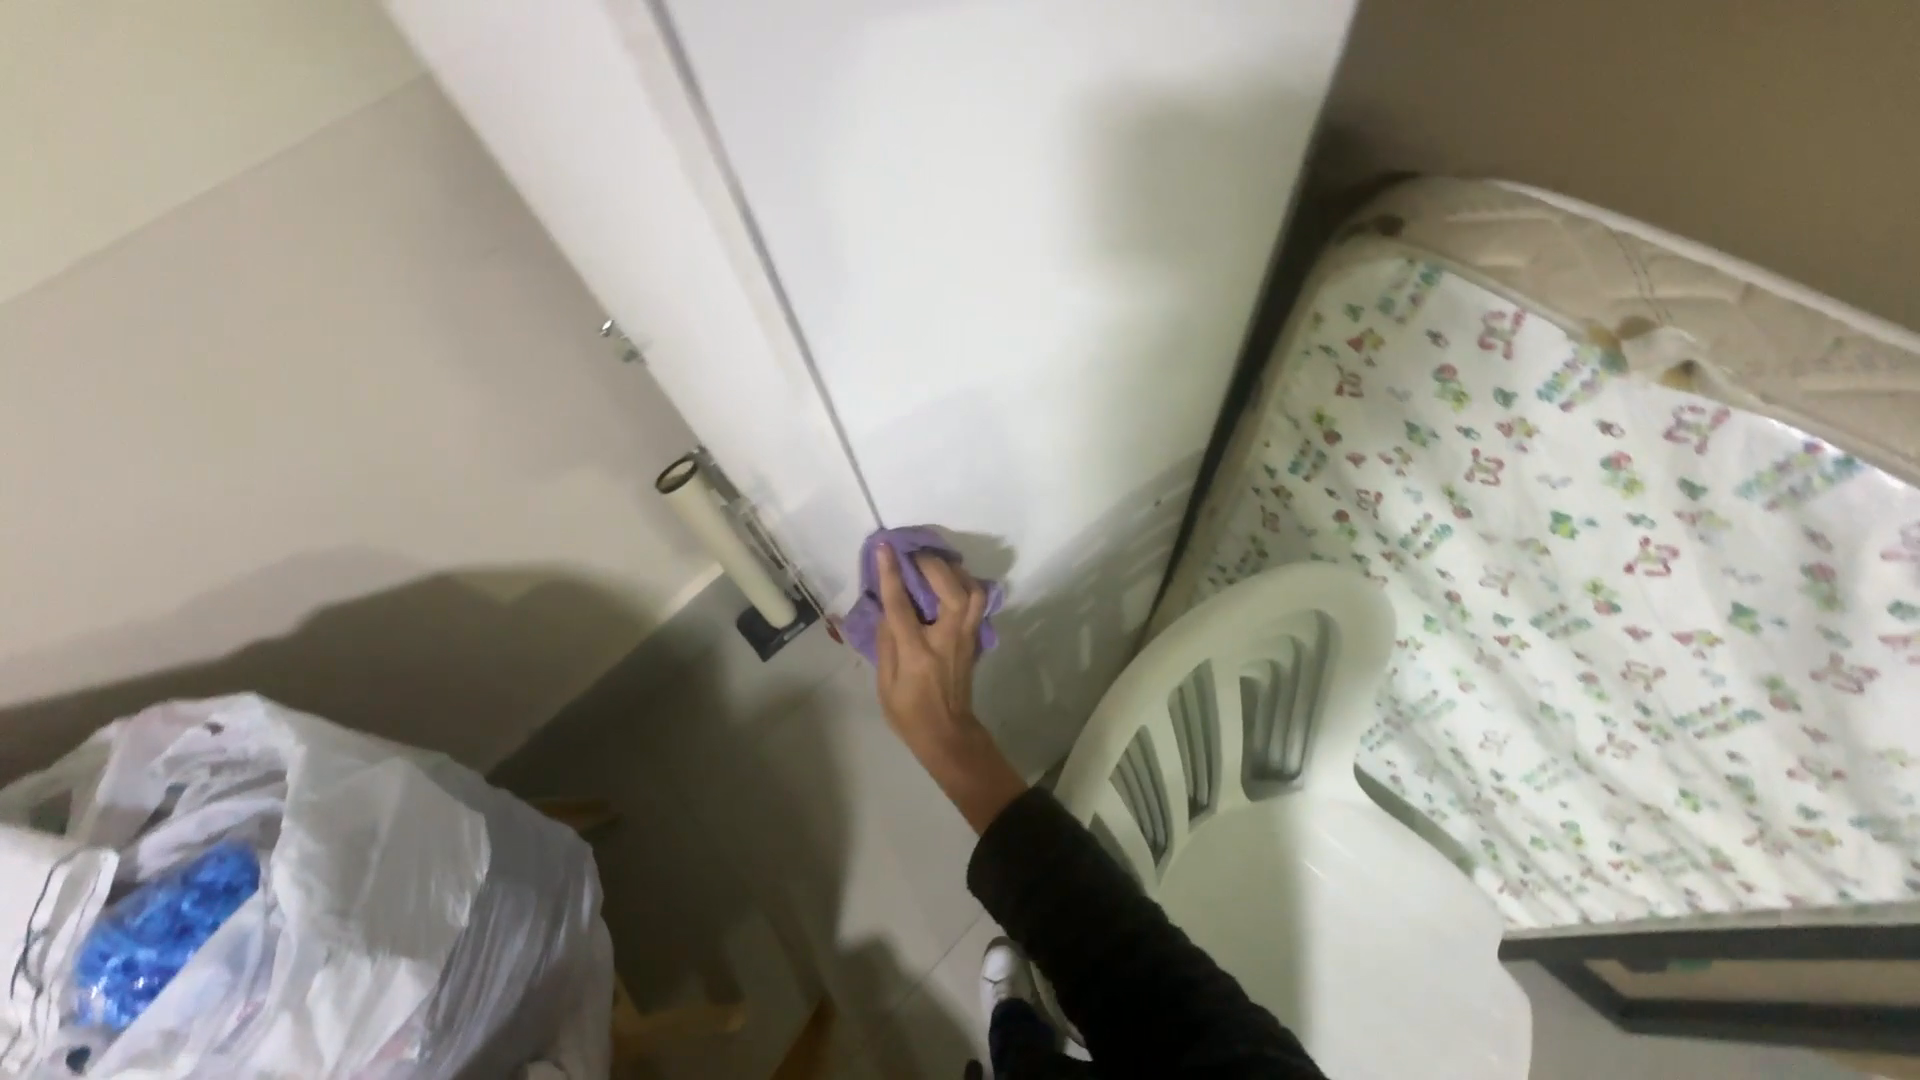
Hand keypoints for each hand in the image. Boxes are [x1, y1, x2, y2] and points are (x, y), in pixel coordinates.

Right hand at [873, 546, 986, 739]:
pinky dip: (967, 586)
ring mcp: (966, 639)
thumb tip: (886, 609)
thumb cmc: (909, 713)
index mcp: (918, 653)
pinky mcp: (975, 640)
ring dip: (957, 572)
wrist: (947, 734)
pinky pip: (978, 604)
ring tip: (937, 564)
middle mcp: (947, 640)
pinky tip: (952, 581)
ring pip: (974, 594)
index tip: (885, 548)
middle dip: (933, 565)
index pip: (902, 606)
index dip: (891, 574)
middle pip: (950, 591)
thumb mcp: (885, 684)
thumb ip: (886, 643)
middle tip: (915, 554)